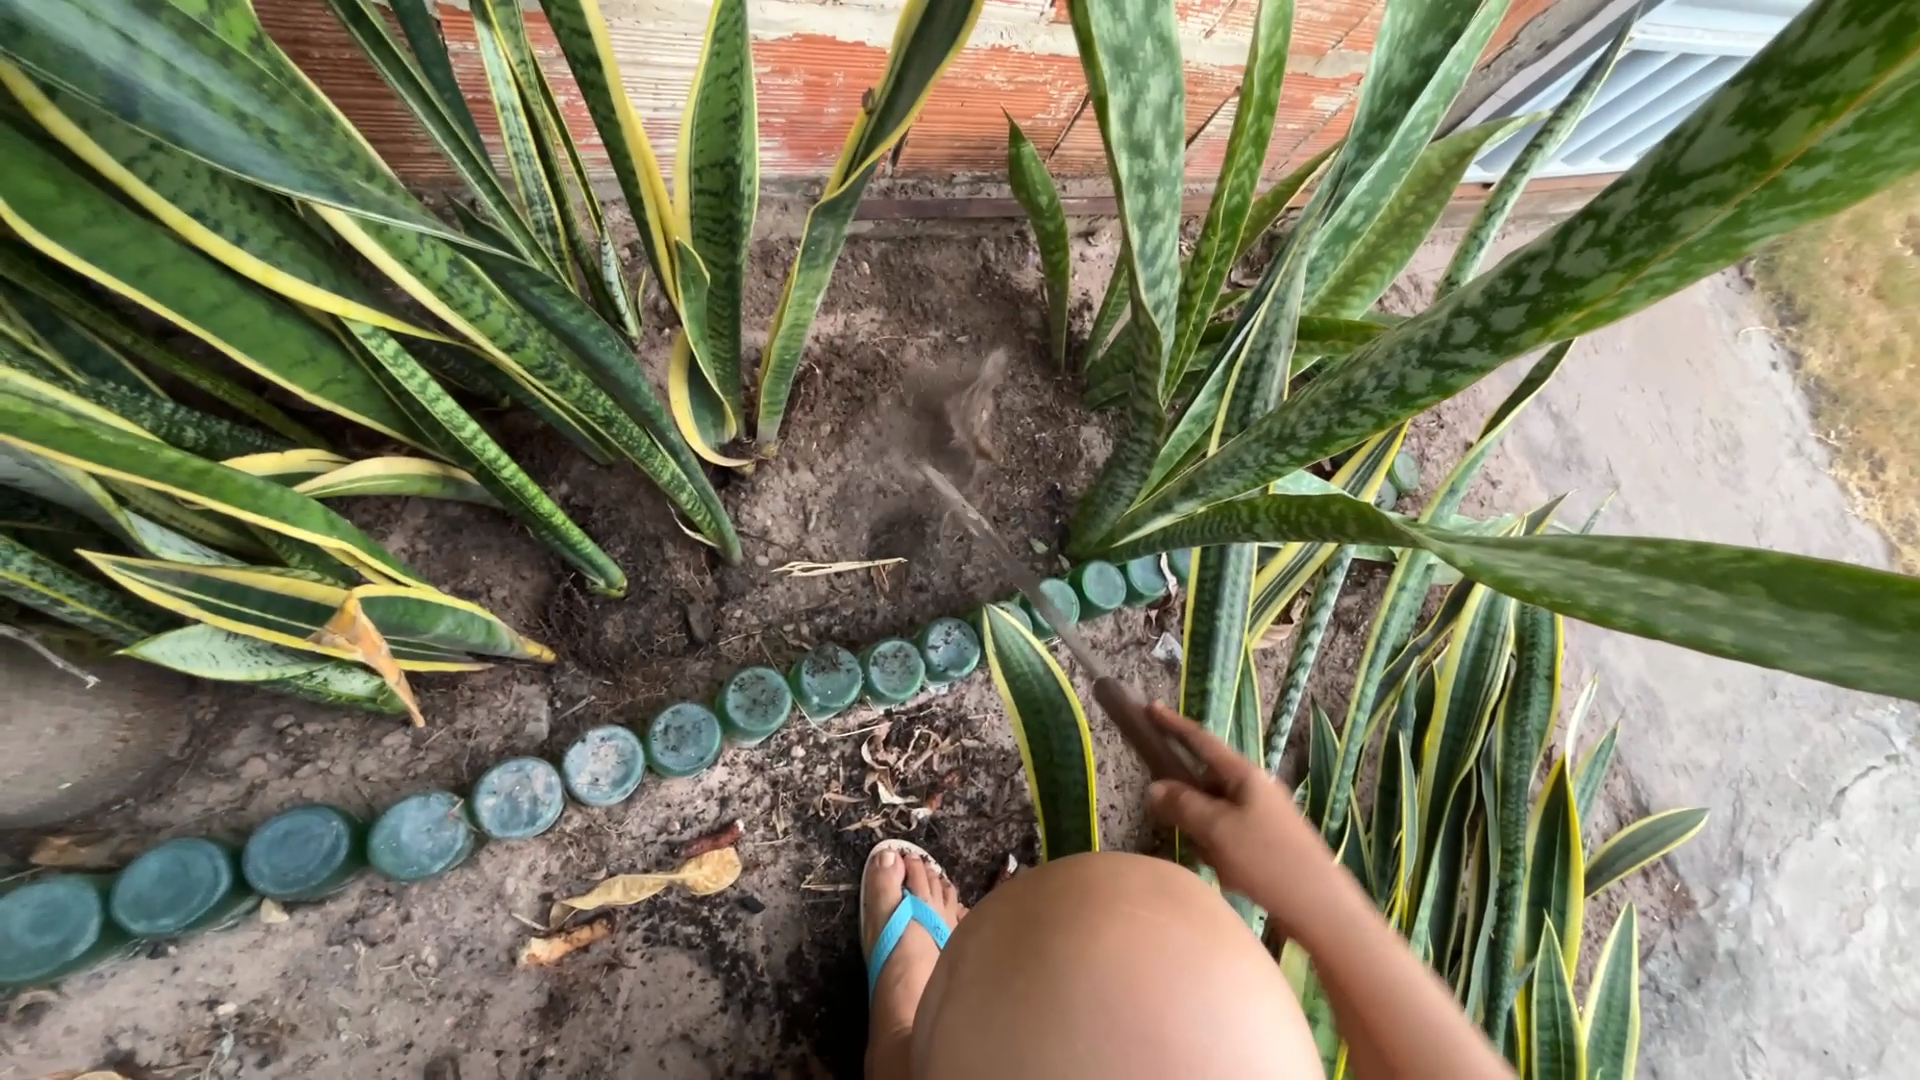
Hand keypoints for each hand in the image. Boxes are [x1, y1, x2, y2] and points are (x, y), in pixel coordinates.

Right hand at [1144, 703, 1338, 938]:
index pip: (1201, 741)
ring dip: (1205, 837)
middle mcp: (1254, 789)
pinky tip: (1232, 876)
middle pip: (1204, 784)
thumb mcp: (1216, 829)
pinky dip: (1221, 853)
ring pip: (1213, 815)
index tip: (1150, 708)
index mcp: (1244, 775)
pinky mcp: (1266, 842)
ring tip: (1219, 863)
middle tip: (1186, 832)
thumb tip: (1155, 787)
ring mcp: (1261, 815)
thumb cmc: (1267, 859)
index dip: (1174, 725)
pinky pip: (1227, 837)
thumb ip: (1182, 805)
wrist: (1321, 908)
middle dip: (1189, 808)